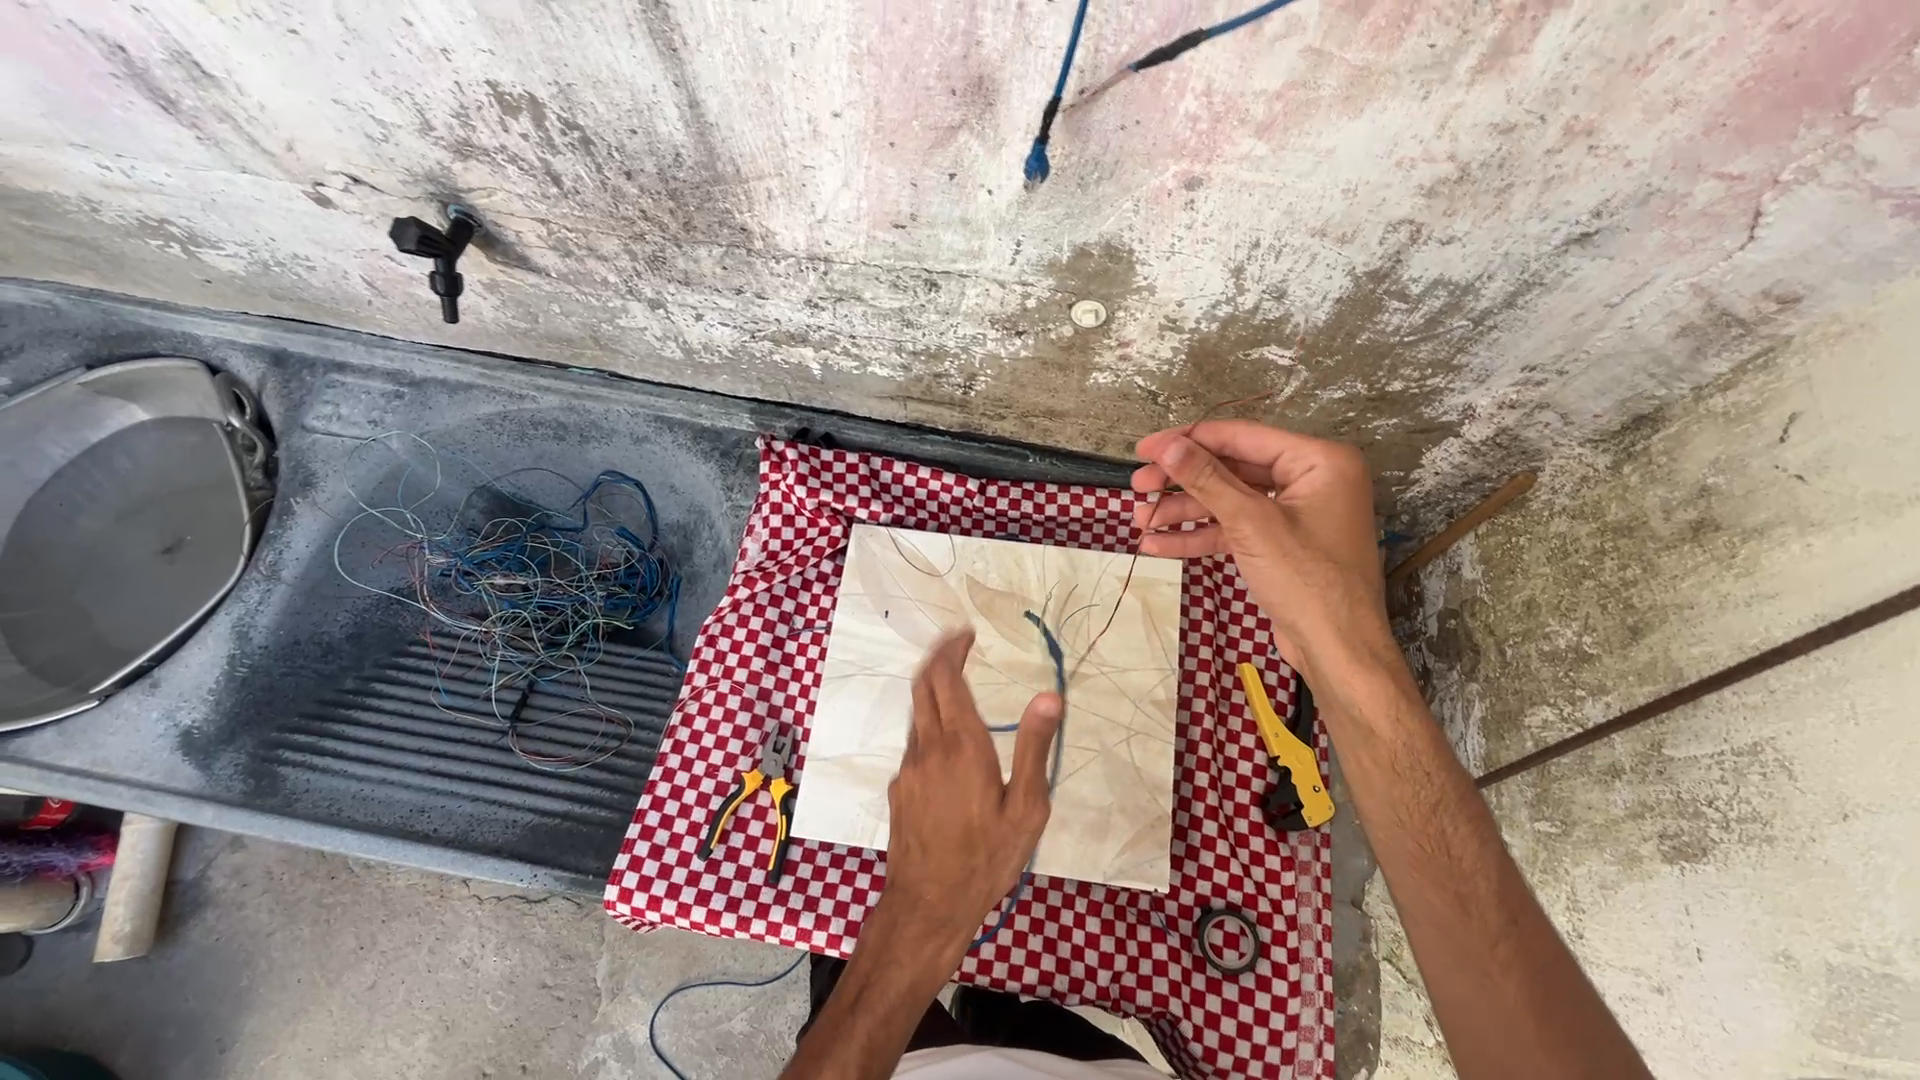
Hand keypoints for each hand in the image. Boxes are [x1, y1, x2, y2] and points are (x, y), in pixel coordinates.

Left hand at [880, 630, 1062, 957]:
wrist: (928, 905)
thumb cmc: (986, 859)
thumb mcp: (1026, 809)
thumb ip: (1034, 748)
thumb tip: (1048, 697)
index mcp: (962, 746)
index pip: (946, 677)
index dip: (952, 649)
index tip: (967, 634)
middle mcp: (928, 748)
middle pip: (922, 685)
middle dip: (939, 658)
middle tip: (960, 645)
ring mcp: (908, 768)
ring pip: (916, 713)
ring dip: (933, 691)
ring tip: (959, 689)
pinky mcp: (899, 788)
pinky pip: (914, 743)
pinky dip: (930, 725)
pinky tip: (951, 748)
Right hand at [1131, 420, 1387, 681]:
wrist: (1337, 649)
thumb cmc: (1307, 579)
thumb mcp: (1251, 523)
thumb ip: (1207, 479)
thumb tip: (1167, 447)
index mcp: (1318, 460)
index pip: (1241, 437)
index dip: (1188, 440)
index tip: (1145, 448)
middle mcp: (1311, 479)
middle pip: (1232, 469)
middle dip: (1183, 482)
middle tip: (1138, 486)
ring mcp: (1296, 514)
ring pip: (1229, 501)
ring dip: (1184, 512)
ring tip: (1141, 520)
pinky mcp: (1281, 544)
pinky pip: (1236, 529)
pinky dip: (1200, 536)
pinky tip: (1159, 544)